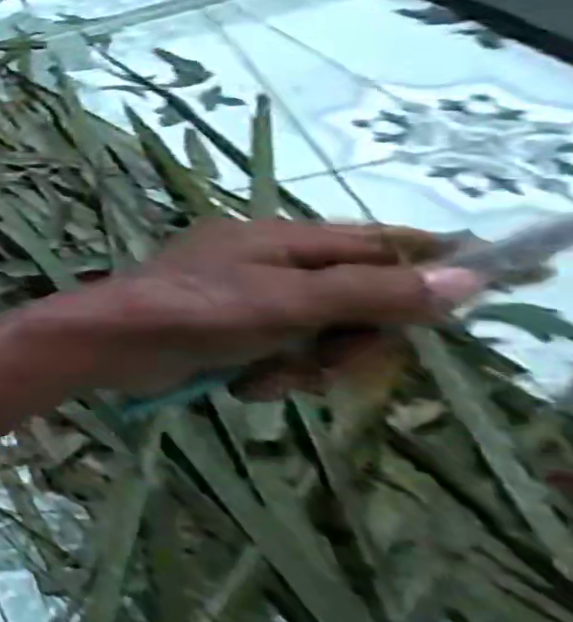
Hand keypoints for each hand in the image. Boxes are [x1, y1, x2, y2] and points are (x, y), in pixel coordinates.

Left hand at [40, 219, 484, 395]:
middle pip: (357, 300)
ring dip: (305, 366)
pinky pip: (277, 355)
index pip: (378, 243)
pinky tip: (241, 383)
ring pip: (320, 336)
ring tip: (270, 377)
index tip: (516, 276)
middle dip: (353, 342)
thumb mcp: (286, 301)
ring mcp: (239, 299)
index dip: (438, 262)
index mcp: (274, 239)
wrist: (105, 344)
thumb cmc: (190, 312)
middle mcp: (260, 262)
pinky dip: (269, 374)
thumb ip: (370, 291)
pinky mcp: (221, 332)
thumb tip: (465, 276)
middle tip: (331, 365)